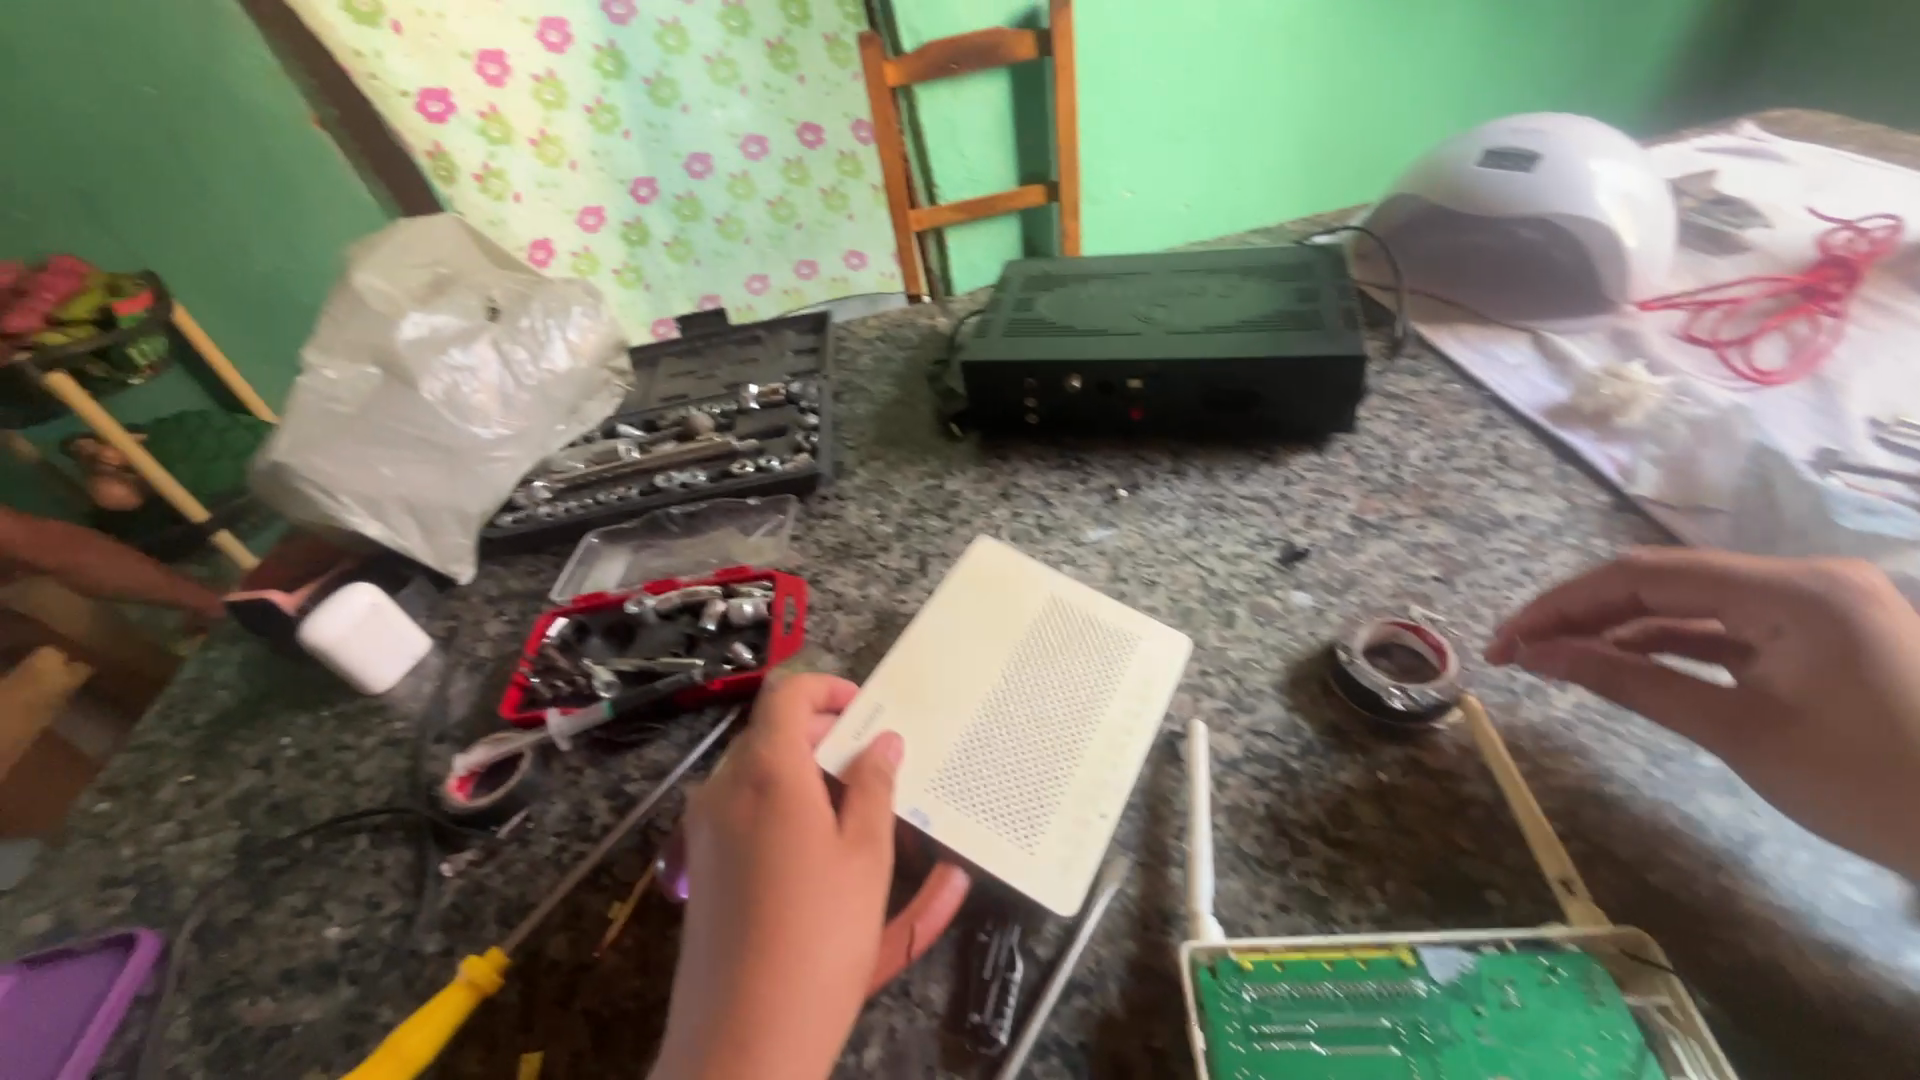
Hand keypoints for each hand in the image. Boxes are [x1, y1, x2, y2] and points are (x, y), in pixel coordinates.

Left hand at [650, 674, 970, 1079]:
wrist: (741, 1040)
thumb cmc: (819, 937)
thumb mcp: (867, 855)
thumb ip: (875, 785)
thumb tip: (882, 742)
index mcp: (766, 771)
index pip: (786, 693)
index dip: (827, 688)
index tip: (865, 709)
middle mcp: (724, 787)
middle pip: (771, 732)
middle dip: (823, 733)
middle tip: (872, 761)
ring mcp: (705, 827)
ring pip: (758, 772)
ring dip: (804, 772)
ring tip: (854, 807)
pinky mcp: (701, 864)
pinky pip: (744, 810)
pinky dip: (782, 806)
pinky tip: (819, 847)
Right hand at [1486, 547, 1919, 878]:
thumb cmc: (1878, 788)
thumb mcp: (1738, 733)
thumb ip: (1628, 681)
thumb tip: (1535, 655)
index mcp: (1792, 590)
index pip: (1641, 575)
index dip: (1560, 605)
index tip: (1505, 641)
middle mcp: (1802, 580)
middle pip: (1659, 582)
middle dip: (1579, 615)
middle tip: (1515, 651)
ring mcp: (1814, 607)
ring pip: (1684, 604)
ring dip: (1615, 630)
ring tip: (1552, 659)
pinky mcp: (1818, 637)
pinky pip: (1721, 629)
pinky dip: (1663, 646)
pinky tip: (1616, 664)